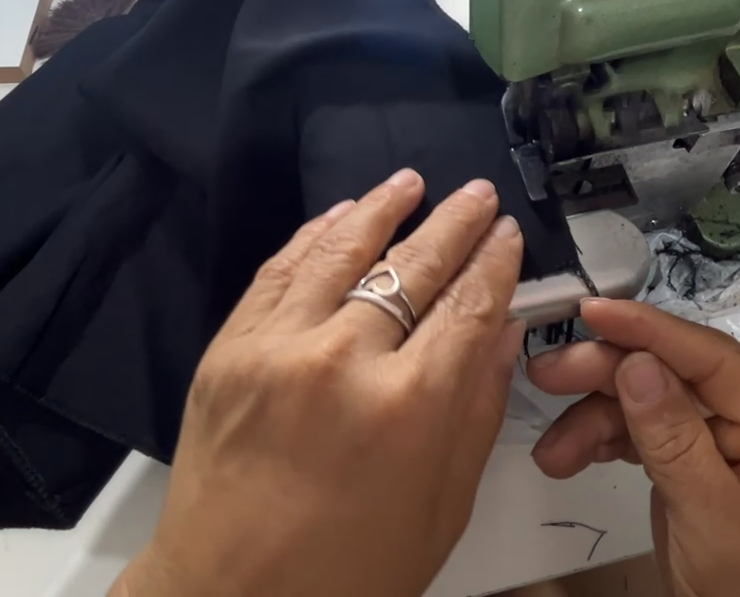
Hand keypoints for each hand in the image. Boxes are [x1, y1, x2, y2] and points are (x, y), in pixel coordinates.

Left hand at [112, 169, 526, 596]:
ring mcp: (277, 345)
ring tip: (412, 181)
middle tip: (479, 193)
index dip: (494, 263)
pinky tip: (343, 213)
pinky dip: (315, 234)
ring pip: (342, 249)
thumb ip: (478, 408)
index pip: (468, 306)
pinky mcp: (230, 344)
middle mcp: (343, 360)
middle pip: (413, 266)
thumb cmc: (352, 570)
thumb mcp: (442, 505)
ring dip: (382, 208)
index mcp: (408, 408)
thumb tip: (503, 328)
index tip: (509, 233)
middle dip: (455, 223)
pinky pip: (280, 268)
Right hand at [525, 299, 739, 596]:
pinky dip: (604, 441)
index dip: (651, 330)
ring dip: (596, 417)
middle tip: (545, 374)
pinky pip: (646, 434)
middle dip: (608, 374)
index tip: (592, 311)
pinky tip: (567, 457)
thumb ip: (676, 443)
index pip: (716, 361)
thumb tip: (633, 363)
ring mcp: (727, 445)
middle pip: (675, 376)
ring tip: (550, 450)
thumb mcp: (717, 531)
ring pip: (651, 402)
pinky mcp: (697, 466)